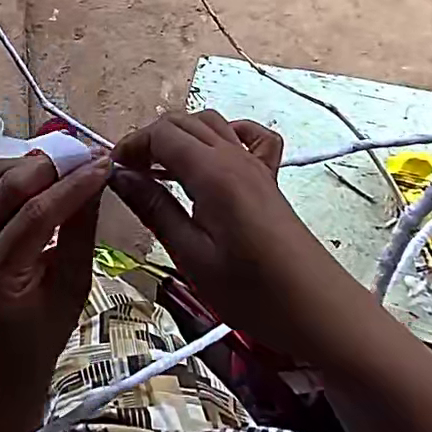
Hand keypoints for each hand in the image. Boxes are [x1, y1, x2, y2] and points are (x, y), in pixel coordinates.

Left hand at [0, 151, 108, 380]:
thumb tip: (96, 179)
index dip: (72, 184)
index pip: (36, 214)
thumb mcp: (75, 286)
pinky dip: (23, 169)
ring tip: (74, 162)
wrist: (6, 352)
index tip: (103, 164)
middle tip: (91, 156)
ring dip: (38, 162)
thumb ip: (81, 231)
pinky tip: (51, 171)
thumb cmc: (46, 329)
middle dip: (55, 165)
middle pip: (11, 186)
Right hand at [109, 111, 378, 364]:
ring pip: (210, 122)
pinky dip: (223, 135)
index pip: (161, 133)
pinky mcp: (268, 176)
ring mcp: (255, 163)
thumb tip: (119, 176)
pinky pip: (247, 136)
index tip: (113, 172)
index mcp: (212, 172)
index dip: (132, 145)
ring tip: (159, 171)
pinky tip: (211, 159)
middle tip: (130, 176)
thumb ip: (155, 208)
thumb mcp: (191, 255)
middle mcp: (234, 155)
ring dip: (179, 136)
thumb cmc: (251, 292)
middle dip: (149, 139)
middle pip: (182, 121)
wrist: (318, 310)